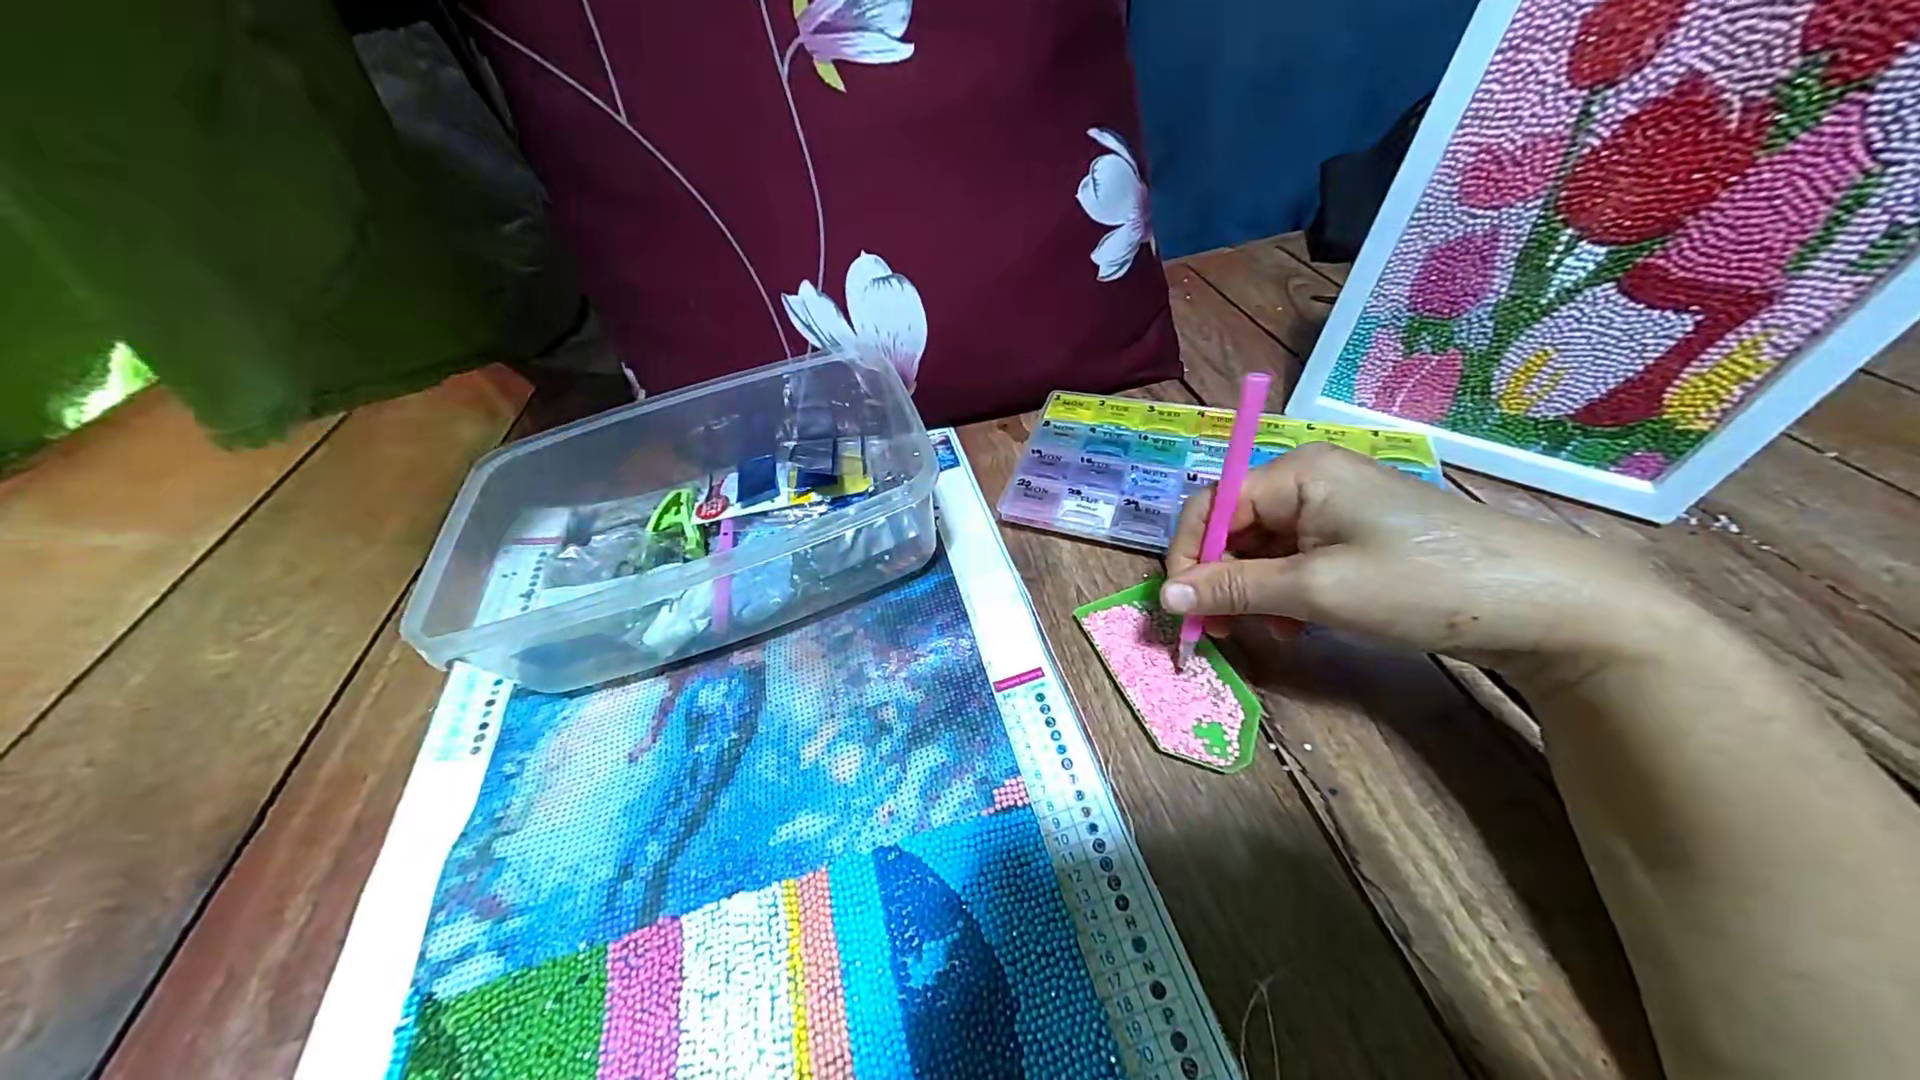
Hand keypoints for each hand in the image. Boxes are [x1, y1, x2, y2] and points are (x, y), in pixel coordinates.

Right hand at [1161, 443, 1699, 675]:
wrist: (1547, 607)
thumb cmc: (1423, 583)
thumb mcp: (1317, 590)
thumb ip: (1234, 589)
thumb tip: (1166, 596)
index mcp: (1298, 473)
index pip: (1212, 504)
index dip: (1188, 556)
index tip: (1182, 609)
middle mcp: (1310, 481)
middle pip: (1233, 527)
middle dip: (1219, 579)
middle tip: (1217, 631)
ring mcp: (1334, 510)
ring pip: (1261, 550)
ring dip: (1251, 592)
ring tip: (1267, 632)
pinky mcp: (1353, 540)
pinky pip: (1293, 562)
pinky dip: (1282, 595)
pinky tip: (1297, 625)